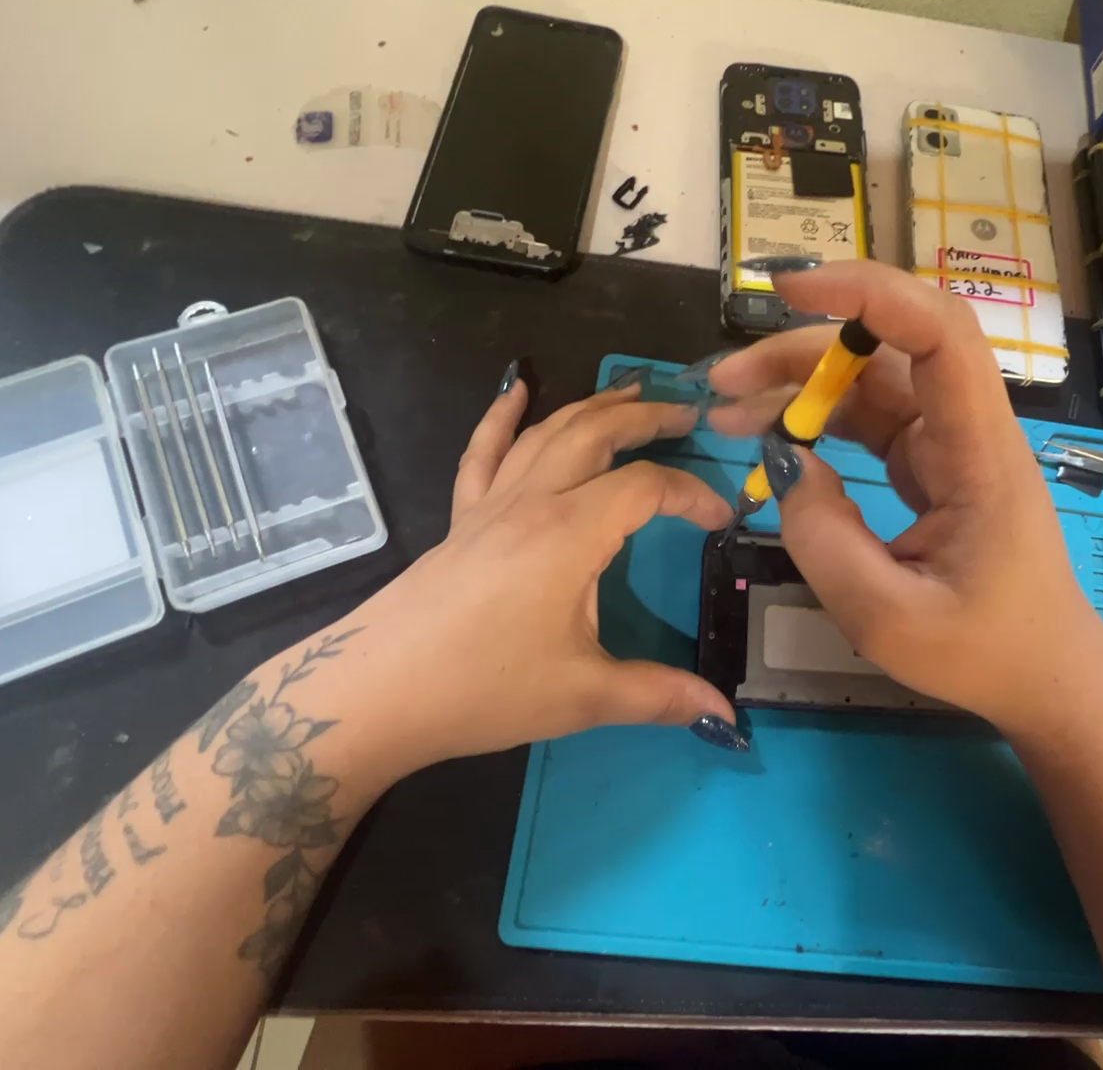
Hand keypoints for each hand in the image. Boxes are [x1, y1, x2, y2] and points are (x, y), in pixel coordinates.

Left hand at [334, 369, 740, 773]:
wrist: (376, 694)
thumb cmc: (484, 689)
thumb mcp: (583, 696)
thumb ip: (659, 695)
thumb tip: (725, 714)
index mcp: (570, 533)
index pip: (646, 486)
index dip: (692, 493)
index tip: (721, 519)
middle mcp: (532, 502)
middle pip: (595, 434)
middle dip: (646, 417)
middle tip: (687, 413)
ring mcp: (490, 505)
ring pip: (546, 433)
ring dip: (591, 407)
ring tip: (628, 392)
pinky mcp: (460, 519)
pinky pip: (483, 452)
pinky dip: (502, 415)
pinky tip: (515, 389)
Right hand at [708, 260, 1101, 730]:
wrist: (1040, 675)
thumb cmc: (981, 650)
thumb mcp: (886, 615)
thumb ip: (823, 539)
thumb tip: (785, 463)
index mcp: (979, 453)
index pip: (938, 334)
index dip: (869, 293)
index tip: (791, 289)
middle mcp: (965, 431)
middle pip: (885, 352)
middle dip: (799, 352)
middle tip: (723, 384)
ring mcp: (945, 446)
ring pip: (867, 383)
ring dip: (796, 387)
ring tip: (726, 412)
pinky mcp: (926, 466)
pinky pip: (865, 424)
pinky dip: (814, 423)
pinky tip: (769, 439)